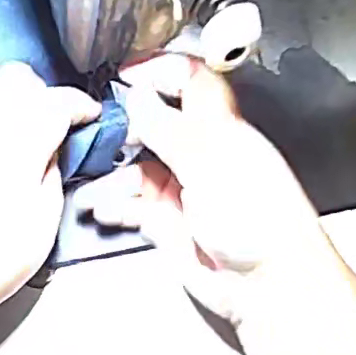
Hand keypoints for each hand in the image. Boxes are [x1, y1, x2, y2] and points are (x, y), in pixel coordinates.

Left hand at [0, 62, 100, 323]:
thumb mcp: (42, 223)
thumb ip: (52, 175)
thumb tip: (52, 154)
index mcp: (18, 142)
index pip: (56, 102)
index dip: (79, 105)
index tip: (89, 116)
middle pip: (18, 80)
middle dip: (44, 94)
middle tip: (59, 124)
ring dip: (14, 102)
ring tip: (28, 135)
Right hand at [85, 56, 344, 329]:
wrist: (265, 282)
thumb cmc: (262, 221)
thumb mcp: (209, 159)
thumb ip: (169, 128)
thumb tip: (140, 98)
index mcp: (222, 128)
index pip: (189, 82)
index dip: (158, 71)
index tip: (126, 74)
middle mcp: (202, 157)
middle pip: (156, 127)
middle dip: (125, 126)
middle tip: (102, 130)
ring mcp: (185, 193)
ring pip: (139, 171)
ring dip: (112, 173)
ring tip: (90, 176)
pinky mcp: (172, 227)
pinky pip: (135, 210)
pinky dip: (116, 207)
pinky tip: (103, 207)